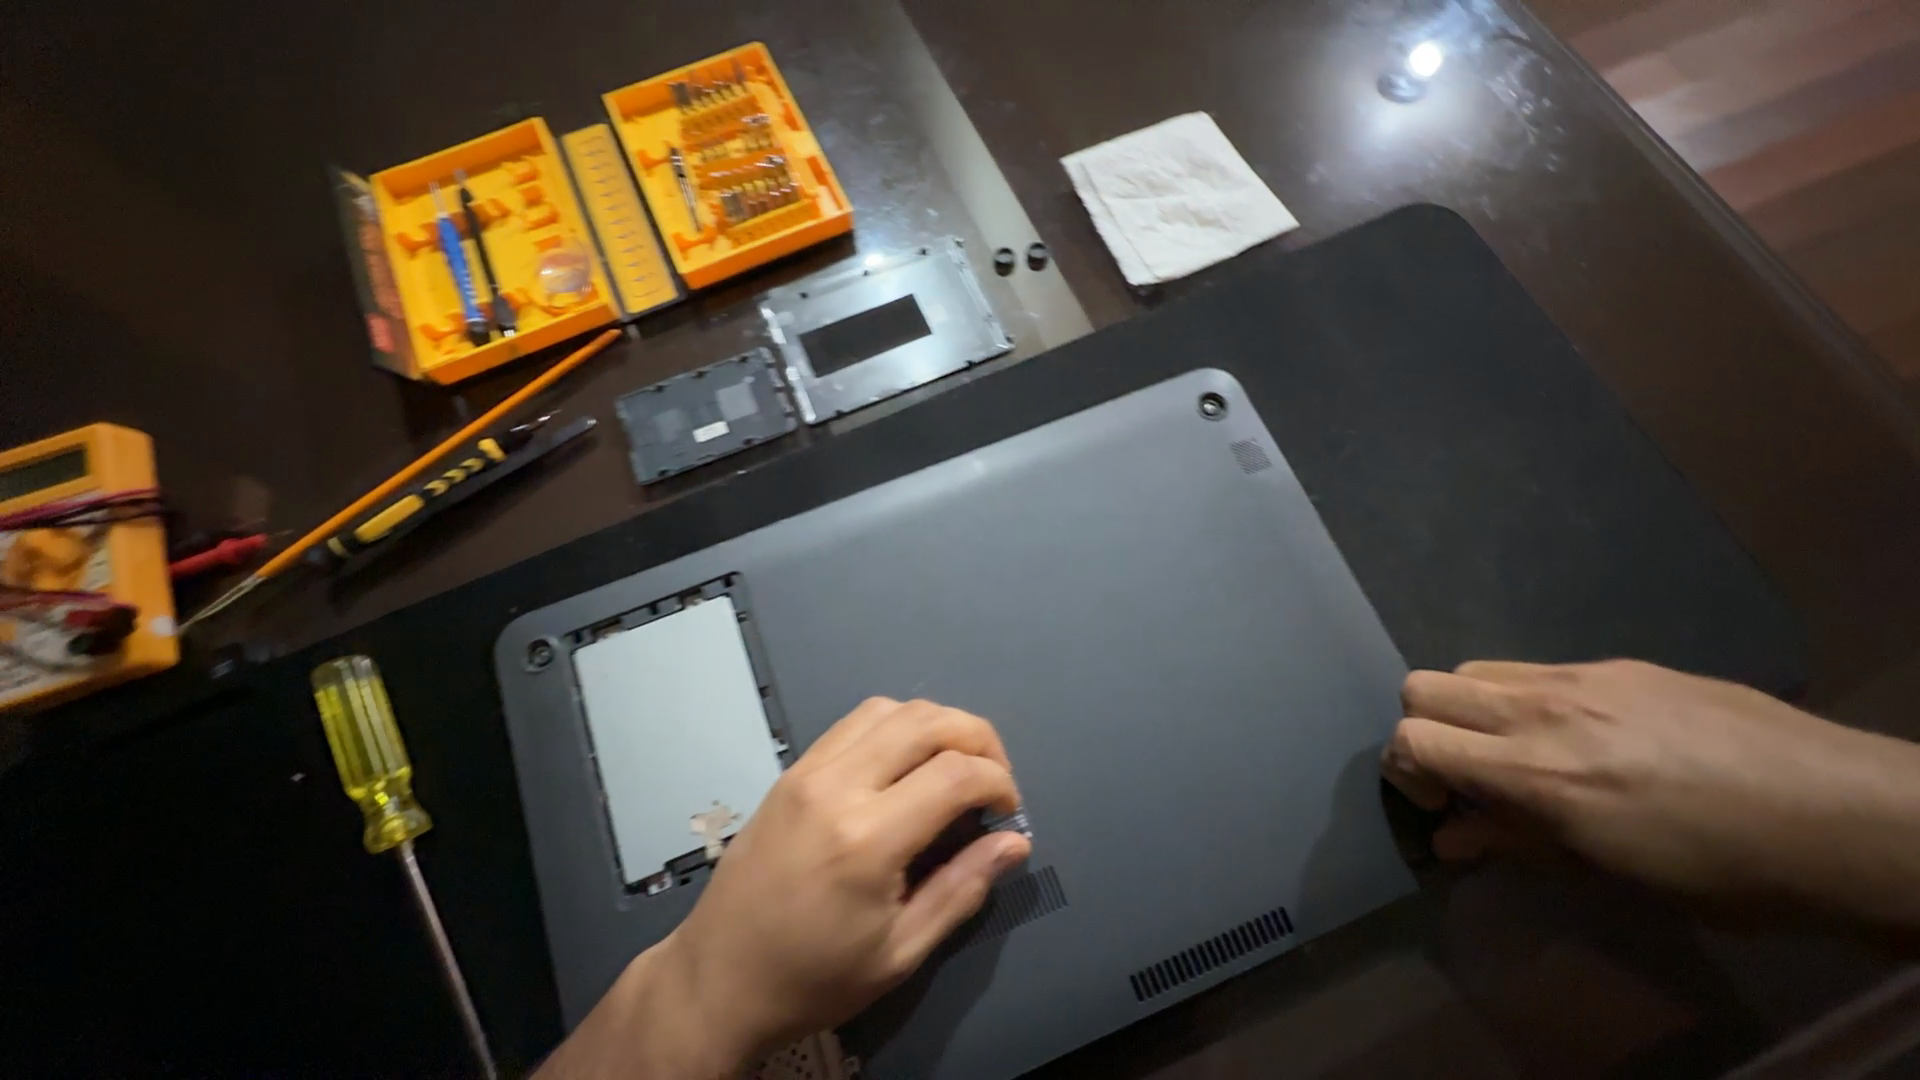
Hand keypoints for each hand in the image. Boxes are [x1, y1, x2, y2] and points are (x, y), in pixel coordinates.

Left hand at [539, 698, 1030, 1078]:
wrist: (719, 976)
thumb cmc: (814, 976)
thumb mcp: (899, 952)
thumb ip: (962, 888)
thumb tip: (1015, 842)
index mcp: (867, 838)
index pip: (956, 773)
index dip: (999, 782)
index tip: (1009, 811)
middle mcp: (838, 784)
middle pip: (928, 721)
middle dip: (979, 738)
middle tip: (994, 778)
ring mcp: (809, 769)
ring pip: (891, 708)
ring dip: (937, 723)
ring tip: (956, 763)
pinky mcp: (792, 769)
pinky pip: (855, 721)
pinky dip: (896, 724)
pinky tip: (907, 761)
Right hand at [1383, 660, 1919, 926]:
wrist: (1851, 817)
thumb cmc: (1725, 870)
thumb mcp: (1609, 875)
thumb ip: (1513, 843)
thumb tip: (1449, 837)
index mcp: (1538, 771)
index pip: (1413, 738)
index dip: (1404, 770)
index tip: (1439, 803)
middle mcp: (1542, 710)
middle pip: (1422, 686)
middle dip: (1423, 728)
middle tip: (1463, 772)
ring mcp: (1580, 678)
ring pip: (1472, 669)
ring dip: (1470, 709)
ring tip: (1517, 752)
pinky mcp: (1618, 664)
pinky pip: (1534, 670)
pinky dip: (1524, 701)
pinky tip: (1581, 737)